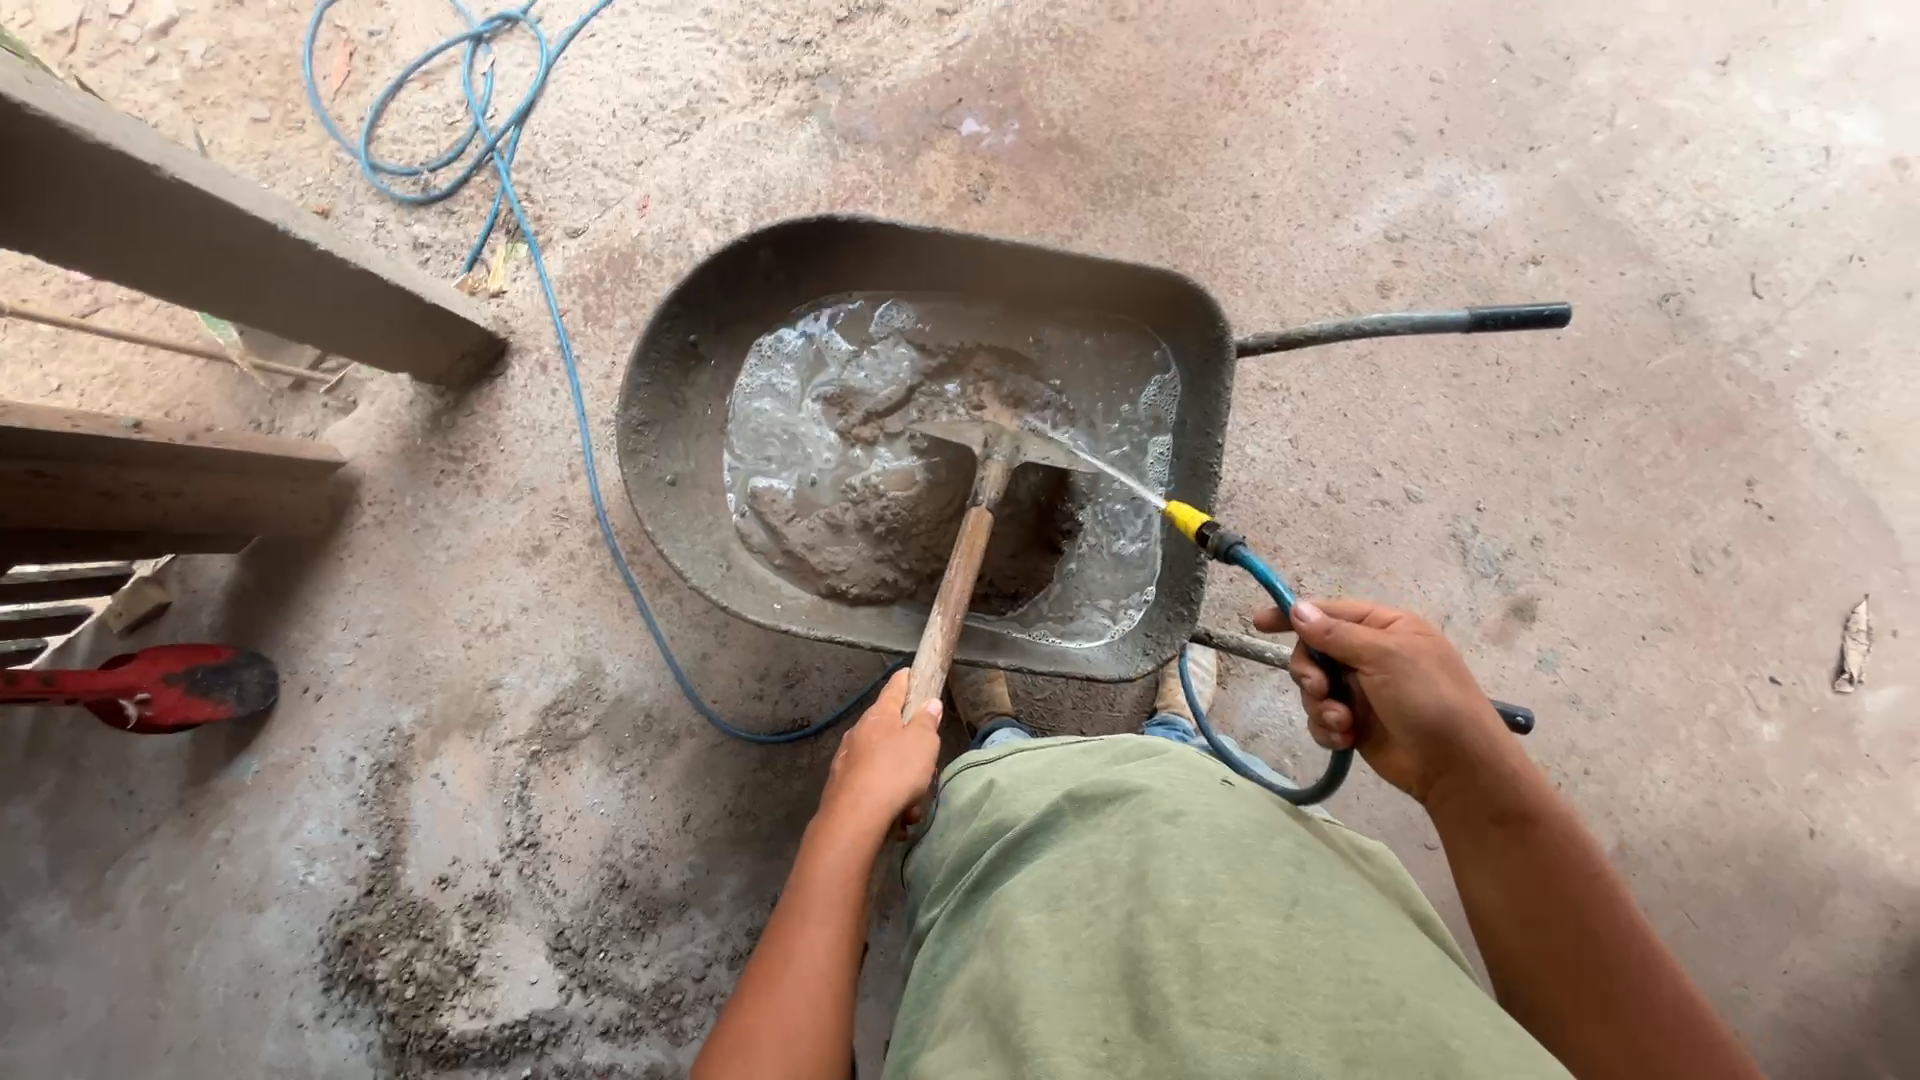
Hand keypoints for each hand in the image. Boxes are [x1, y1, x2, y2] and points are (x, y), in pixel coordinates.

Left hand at [816, 669, 942, 836]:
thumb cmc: (895, 771)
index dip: (905, 680)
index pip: (894, 688)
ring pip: (883, 763)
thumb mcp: (924, 743)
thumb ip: (927, 722)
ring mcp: (847, 759)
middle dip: (910, 749)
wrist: (854, 818)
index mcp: (879, 716)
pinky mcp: (841, 786)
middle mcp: (859, 732)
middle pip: (889, 731)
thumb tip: (929, 703)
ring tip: (913, 804)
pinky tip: (898, 817)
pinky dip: (887, 798)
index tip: (909, 672)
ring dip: (902, 781)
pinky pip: (872, 786)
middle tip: (926, 768)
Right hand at [1255, 597, 1523, 804]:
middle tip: (1318, 689)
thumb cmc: (1430, 700)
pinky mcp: (1355, 722)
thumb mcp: (1385, 657)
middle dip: (1309, 672)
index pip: (1329, 612)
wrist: (1457, 768)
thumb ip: (1336, 634)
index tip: (1259, 623)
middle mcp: (1370, 654)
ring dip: (1320, 705)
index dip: (1293, 616)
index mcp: (1384, 628)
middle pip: (1313, 651)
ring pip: (1313, 686)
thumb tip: (1298, 608)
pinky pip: (1320, 716)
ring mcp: (1361, 690)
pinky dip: (1326, 728)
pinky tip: (1344, 738)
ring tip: (1342, 722)